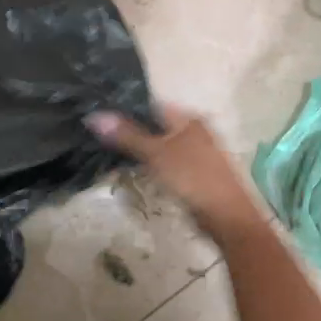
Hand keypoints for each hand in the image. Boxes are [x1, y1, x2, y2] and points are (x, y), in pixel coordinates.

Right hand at [87, 106, 267, 240]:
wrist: (225, 215)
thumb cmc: (191, 178)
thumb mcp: (155, 154)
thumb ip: (127, 136)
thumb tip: (95, 116)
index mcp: (188, 118)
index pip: (151, 106)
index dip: (127, 111)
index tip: (101, 120)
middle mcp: (195, 130)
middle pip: (156, 126)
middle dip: (132, 132)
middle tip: (102, 139)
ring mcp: (197, 152)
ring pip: (161, 145)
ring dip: (141, 150)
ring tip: (113, 154)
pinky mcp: (195, 172)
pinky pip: (167, 161)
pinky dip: (152, 164)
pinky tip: (138, 171)